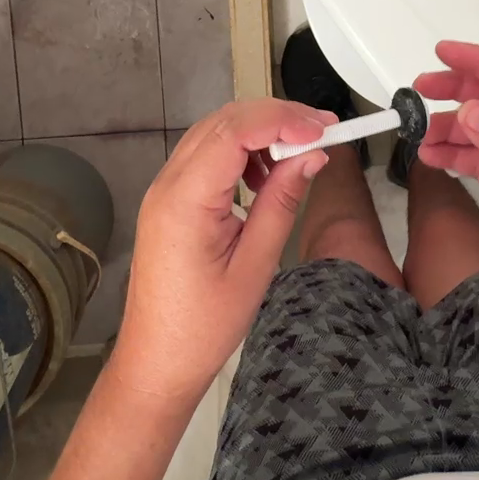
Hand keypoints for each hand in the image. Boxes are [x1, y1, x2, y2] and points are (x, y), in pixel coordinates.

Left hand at [111, 99, 334, 399]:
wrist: (155, 362)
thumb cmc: (204, 326)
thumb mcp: (255, 265)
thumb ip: (282, 202)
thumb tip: (313, 154)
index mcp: (185, 200)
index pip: (235, 131)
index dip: (281, 119)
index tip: (322, 128)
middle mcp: (168, 183)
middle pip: (225, 121)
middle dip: (276, 117)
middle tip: (323, 129)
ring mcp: (165, 187)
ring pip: (216, 131)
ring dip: (260, 130)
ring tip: (298, 152)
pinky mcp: (170, 196)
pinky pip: (208, 152)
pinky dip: (241, 149)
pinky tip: (264, 176)